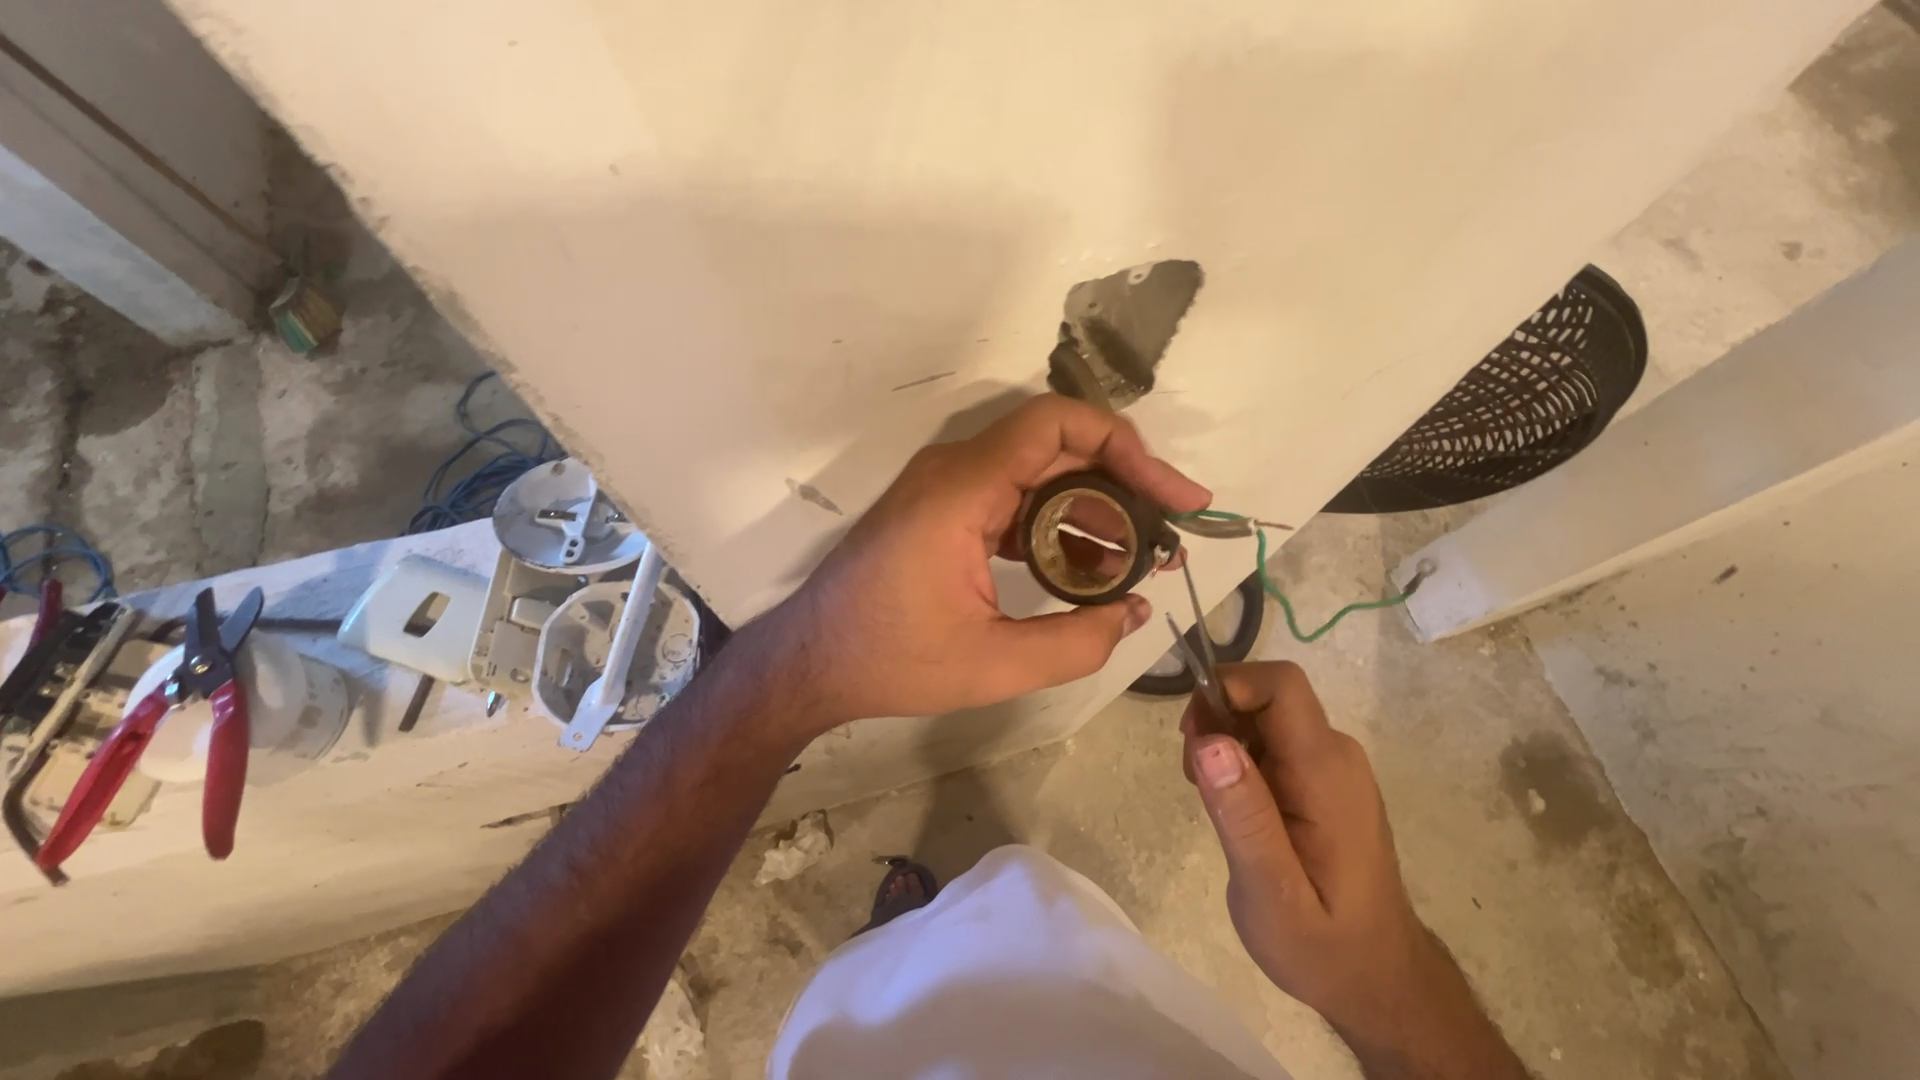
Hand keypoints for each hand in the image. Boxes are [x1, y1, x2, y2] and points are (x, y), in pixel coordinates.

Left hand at [761, 393, 1209, 731]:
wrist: (809, 662)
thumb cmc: (890, 660)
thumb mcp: (993, 664)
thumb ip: (1076, 642)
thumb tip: (1135, 611)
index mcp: (962, 491)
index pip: (1056, 425)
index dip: (1127, 447)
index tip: (1172, 496)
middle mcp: (953, 470)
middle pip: (1056, 442)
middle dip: (1124, 479)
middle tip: (1170, 528)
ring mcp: (944, 486)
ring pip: (1038, 468)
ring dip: (1093, 501)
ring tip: (1140, 553)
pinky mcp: (942, 508)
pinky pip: (1014, 494)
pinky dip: (1057, 519)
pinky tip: (1087, 564)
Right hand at [1182, 662, 1527, 1077]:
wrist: (1377, 979)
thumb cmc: (1322, 944)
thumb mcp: (1271, 892)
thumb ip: (1242, 815)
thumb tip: (1209, 740)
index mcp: (1325, 771)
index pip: (1281, 685)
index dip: (1229, 686)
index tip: (1192, 734)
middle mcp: (1335, 755)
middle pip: (1267, 696)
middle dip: (1216, 719)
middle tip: (1194, 782)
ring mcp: (1333, 767)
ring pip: (1264, 718)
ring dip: (1224, 741)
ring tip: (1212, 803)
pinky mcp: (1324, 781)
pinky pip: (1273, 744)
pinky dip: (1240, 759)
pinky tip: (1234, 809)